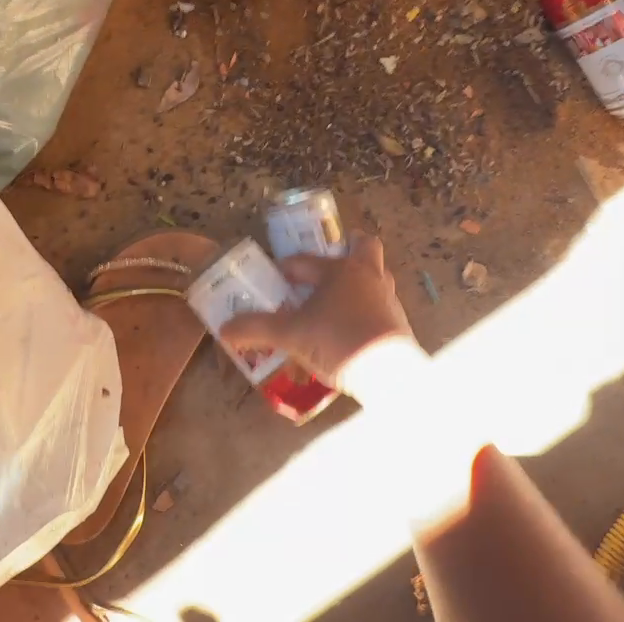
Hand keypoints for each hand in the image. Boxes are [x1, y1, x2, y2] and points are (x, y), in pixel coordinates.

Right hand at [219, 234, 414, 382]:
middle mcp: (368, 276)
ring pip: (375, 278)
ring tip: (334, 302)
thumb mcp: (290, 336)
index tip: (273, 282)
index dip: (285, 268)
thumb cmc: (339, 341)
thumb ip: (256, 329)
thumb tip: (224, 329)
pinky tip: (349, 331)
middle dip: (347, 248)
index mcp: (340, 270)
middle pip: (364, 247)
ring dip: (357, 282)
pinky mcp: (399, 325)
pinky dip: (366, 311)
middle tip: (326, 265)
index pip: (305, 260)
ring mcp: (388, 300)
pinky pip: (380, 307)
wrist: (391, 377)